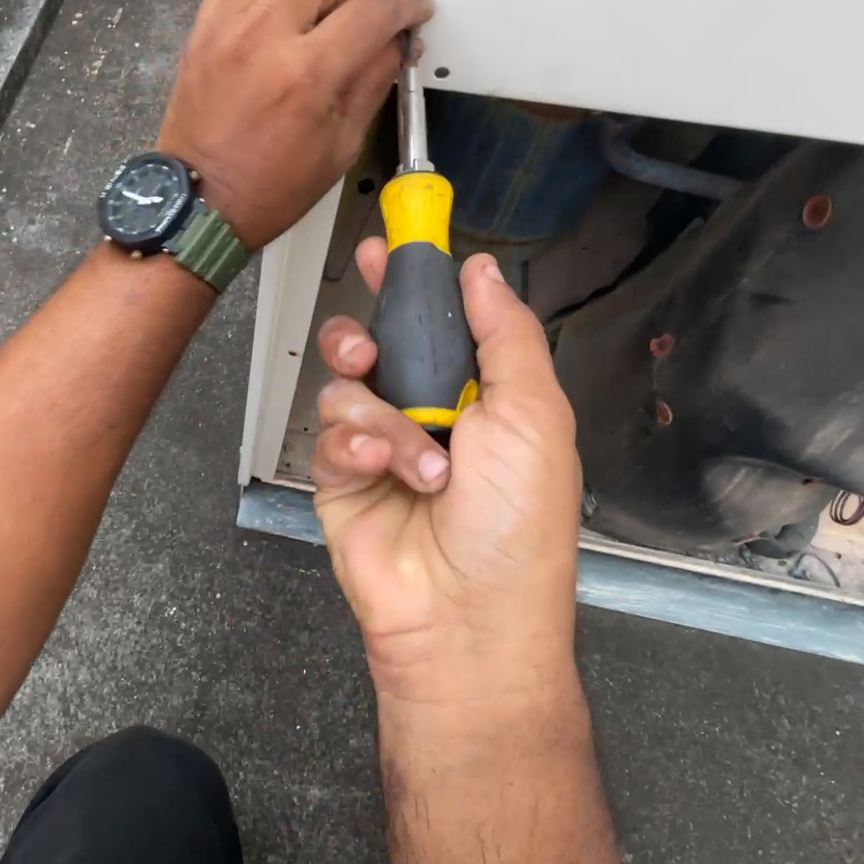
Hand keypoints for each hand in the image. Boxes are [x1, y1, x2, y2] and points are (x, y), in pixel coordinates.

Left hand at [158, 0, 432, 248]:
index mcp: (307, 75)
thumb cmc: (271, 189)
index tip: (411, 12)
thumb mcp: (341, 148)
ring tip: (302, 10)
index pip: (375, 8)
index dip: (406, 5)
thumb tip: (396, 42)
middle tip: (344, 20)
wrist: (199, 205)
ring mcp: (226, 26)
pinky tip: (266, 20)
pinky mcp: (200, 28)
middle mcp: (265, 36)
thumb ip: (372, 82)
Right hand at [313, 240, 583, 704]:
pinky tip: (383, 475)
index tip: (383, 248)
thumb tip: (482, 269)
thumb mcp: (533, 416)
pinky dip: (356, 449)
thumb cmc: (516, 518)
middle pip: (371, 344)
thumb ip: (505, 334)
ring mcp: (376, 448)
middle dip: (362, 335)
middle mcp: (421, 413)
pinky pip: (330, 437)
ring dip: (377, 415)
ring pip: (344, 387)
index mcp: (474, 394)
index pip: (432, 322)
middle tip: (369, 350)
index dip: (407, 282)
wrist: (465, 615)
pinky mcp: (339, 479)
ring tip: (412, 458)